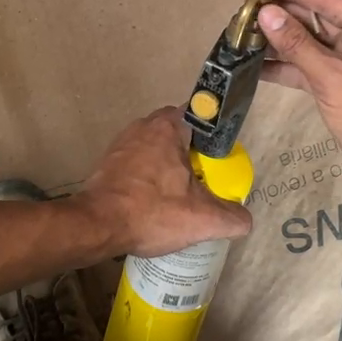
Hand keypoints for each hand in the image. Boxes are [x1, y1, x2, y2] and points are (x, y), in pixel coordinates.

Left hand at [76, 107, 253, 257]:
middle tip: (201, 180)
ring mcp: (123, 142)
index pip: (199, 114)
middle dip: (190, 153)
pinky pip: (137, 161)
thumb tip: (245, 220)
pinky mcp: (109, 160)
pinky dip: (147, 176)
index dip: (212, 135)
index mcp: (169, 127)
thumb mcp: (202, 220)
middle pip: (178, 132)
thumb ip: (232, 218)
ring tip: (177, 195)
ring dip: (167, 166)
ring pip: (156, 147)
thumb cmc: (150, 212)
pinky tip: (152, 202)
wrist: (96, 225)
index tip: (216, 160)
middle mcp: (144, 126)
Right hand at [259, 0, 341, 192]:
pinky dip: (285, 66)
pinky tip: (257, 65)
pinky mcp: (336, 84)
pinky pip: (307, 67)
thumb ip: (297, 44)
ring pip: (308, 44)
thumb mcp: (331, 77)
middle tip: (246, 13)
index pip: (327, 0)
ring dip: (280, 42)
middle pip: (316, 20)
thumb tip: (266, 13)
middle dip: (282, 17)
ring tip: (245, 37)